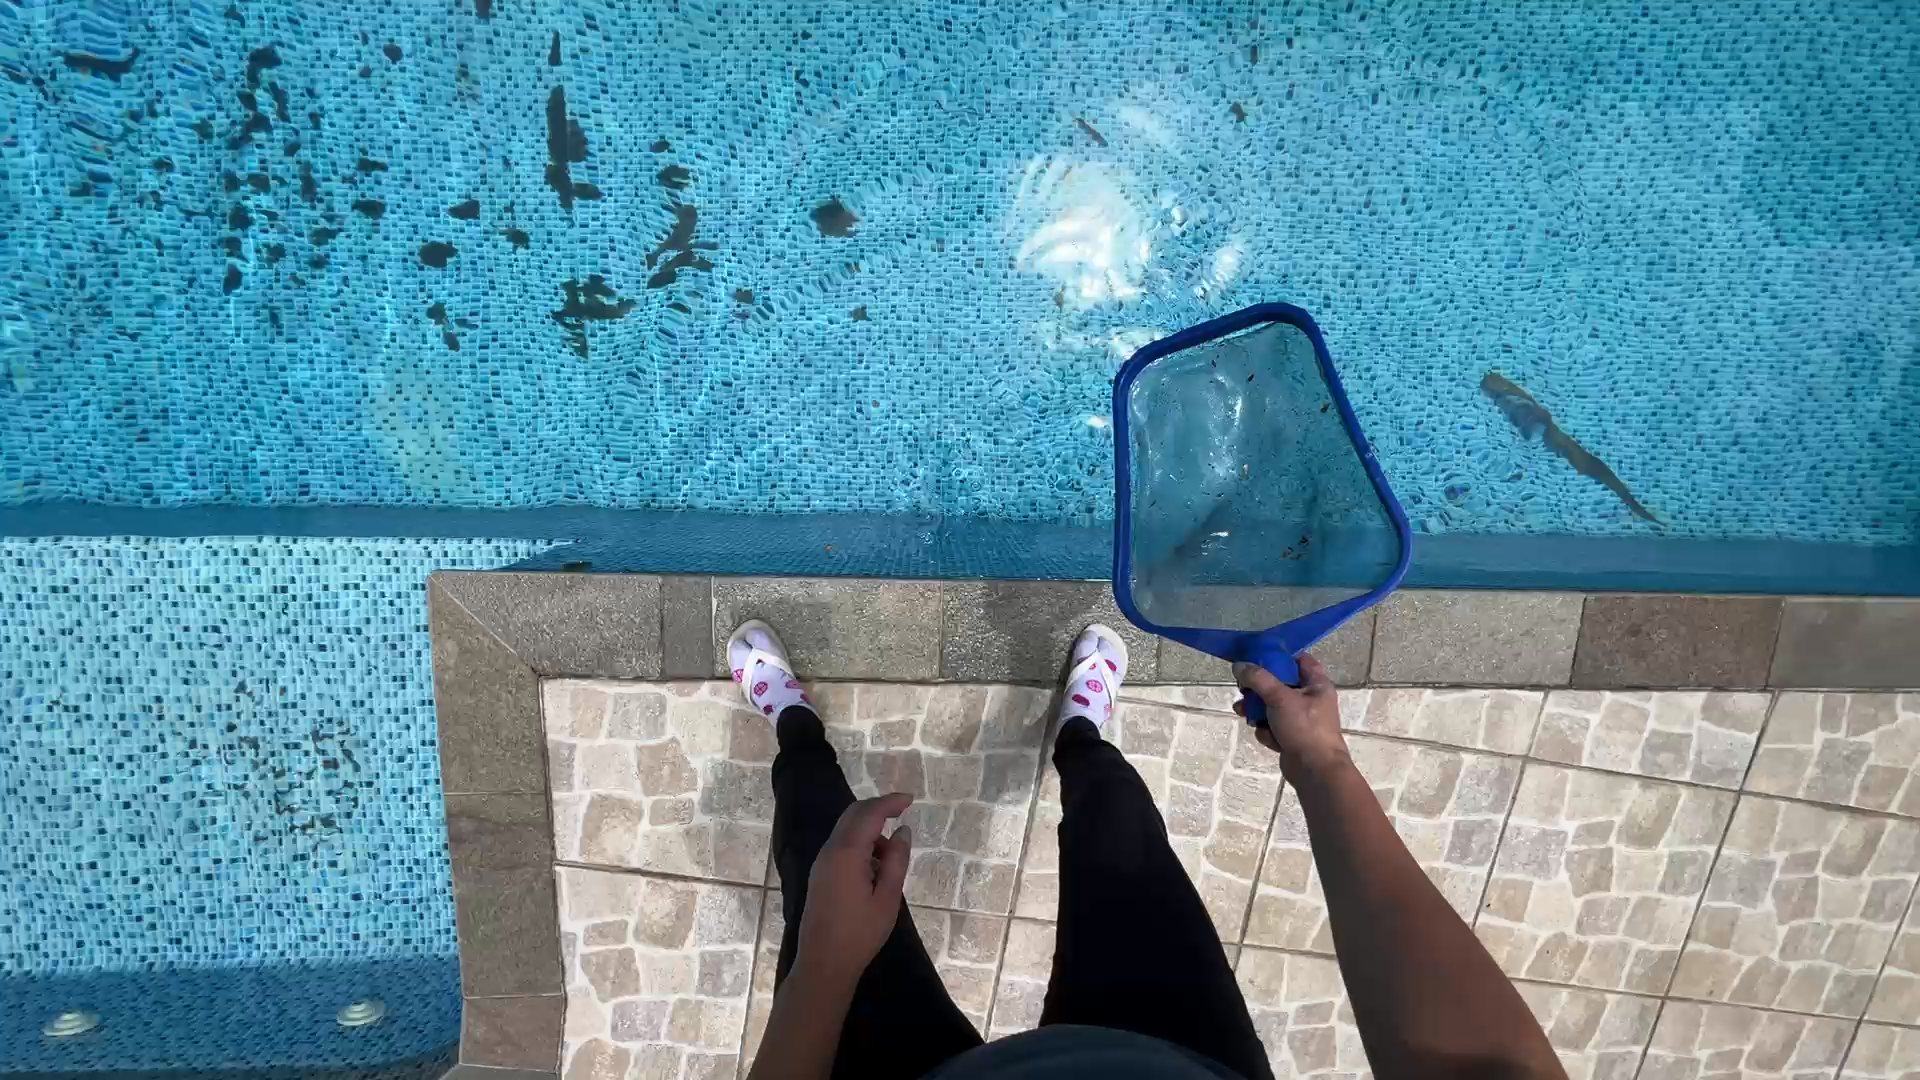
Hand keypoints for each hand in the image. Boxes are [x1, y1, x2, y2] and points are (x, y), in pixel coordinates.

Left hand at [794, 793, 913, 989]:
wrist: (823, 966)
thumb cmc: (860, 934)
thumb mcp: (887, 898)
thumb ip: (897, 860)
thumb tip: (903, 831)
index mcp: (847, 853)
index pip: (870, 813)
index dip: (890, 802)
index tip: (910, 799)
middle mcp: (830, 850)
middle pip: (854, 814)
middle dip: (879, 808)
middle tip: (902, 812)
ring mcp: (821, 862)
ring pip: (847, 829)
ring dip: (870, 829)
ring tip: (892, 855)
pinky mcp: (820, 874)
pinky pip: (841, 844)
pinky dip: (860, 842)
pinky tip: (875, 865)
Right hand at [1236, 653, 1350, 779]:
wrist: (1315, 771)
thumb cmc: (1304, 728)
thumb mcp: (1279, 697)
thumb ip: (1257, 678)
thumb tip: (1238, 665)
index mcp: (1316, 685)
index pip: (1300, 660)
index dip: (1280, 656)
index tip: (1258, 656)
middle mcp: (1310, 699)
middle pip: (1279, 683)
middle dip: (1258, 688)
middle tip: (1243, 689)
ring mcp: (1300, 719)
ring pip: (1271, 705)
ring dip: (1256, 709)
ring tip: (1244, 713)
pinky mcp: (1291, 736)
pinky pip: (1272, 725)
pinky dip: (1266, 729)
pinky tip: (1265, 735)